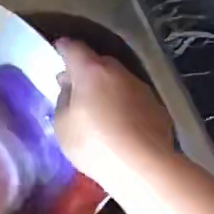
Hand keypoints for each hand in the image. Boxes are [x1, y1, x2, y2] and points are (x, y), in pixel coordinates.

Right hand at [53, 39, 176, 187]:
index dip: (63, 48)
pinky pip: (133, 99)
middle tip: (73, 86)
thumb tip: (70, 89)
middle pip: (99, 62)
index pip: (74, 48)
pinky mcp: (157, 107)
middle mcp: (119, 72)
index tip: (57, 50)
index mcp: (91, 71)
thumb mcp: (62, 124)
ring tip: (96, 108)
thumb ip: (63, 100)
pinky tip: (118, 124)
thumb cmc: (93, 143)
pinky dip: (123, 104)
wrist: (142, 165)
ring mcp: (141, 89)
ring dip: (105, 88)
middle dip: (85, 70)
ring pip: (118, 80)